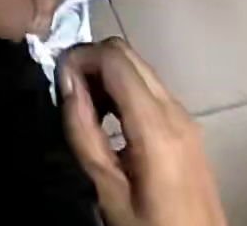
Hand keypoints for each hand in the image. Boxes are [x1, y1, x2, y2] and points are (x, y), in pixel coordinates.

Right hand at [60, 38, 225, 225]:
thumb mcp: (109, 193)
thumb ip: (85, 132)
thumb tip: (67, 79)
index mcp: (156, 125)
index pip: (114, 58)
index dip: (81, 57)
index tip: (59, 78)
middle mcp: (175, 109)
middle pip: (127, 54)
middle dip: (93, 61)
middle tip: (68, 89)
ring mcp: (185, 116)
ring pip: (139, 67)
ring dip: (107, 74)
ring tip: (84, 106)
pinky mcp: (187, 127)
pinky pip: (150, 88)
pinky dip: (124, 88)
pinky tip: (109, 119)